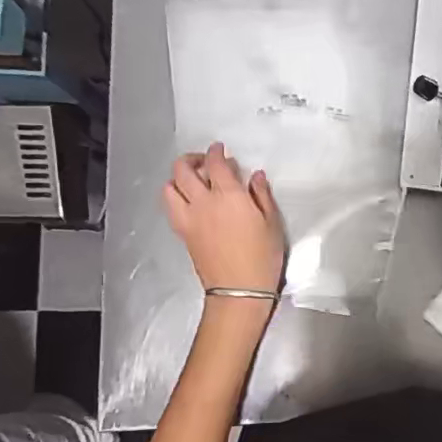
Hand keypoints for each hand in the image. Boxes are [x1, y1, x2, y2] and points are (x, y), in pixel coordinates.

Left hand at [163, 142, 285, 294]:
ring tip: (191, 182)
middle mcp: (203, 201)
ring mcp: (189, 218)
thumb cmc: (262, 258)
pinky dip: (176, 198)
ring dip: (178, 178)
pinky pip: (171, 207)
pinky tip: (189, 203)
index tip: (221, 150)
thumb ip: (262, 196)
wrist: (239, 291)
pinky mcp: (183, 233)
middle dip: (192, 159)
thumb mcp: (272, 224)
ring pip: (170, 187)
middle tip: (204, 162)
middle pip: (183, 169)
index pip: (216, 162)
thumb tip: (256, 176)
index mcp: (229, 195)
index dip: (217, 152)